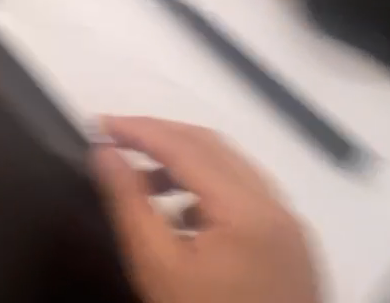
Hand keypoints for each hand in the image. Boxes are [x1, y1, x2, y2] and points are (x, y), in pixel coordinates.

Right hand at [91, 116, 320, 302]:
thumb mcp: (156, 264)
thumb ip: (127, 200)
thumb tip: (104, 150)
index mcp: (246, 210)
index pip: (183, 146)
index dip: (136, 129)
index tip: (97, 125)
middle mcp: (276, 207)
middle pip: (210, 145)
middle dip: (159, 135)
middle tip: (115, 140)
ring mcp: (290, 228)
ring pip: (229, 166)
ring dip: (182, 158)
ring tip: (141, 177)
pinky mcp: (292, 247)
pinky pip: (245, 192)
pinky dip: (207, 184)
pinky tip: (181, 211)